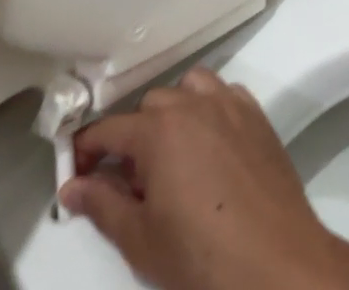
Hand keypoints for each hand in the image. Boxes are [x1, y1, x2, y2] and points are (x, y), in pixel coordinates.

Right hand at [60, 68, 348, 289]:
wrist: (276, 259)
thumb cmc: (202, 254)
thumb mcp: (140, 238)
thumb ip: (101, 205)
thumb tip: (72, 185)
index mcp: (159, 131)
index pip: (107, 129)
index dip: (85, 151)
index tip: (78, 175)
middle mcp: (194, 105)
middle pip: (149, 106)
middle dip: (132, 137)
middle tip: (132, 181)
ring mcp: (231, 106)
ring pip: (189, 88)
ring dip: (173, 112)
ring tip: (172, 153)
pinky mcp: (258, 117)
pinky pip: (226, 94)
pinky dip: (211, 107)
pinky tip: (210, 143)